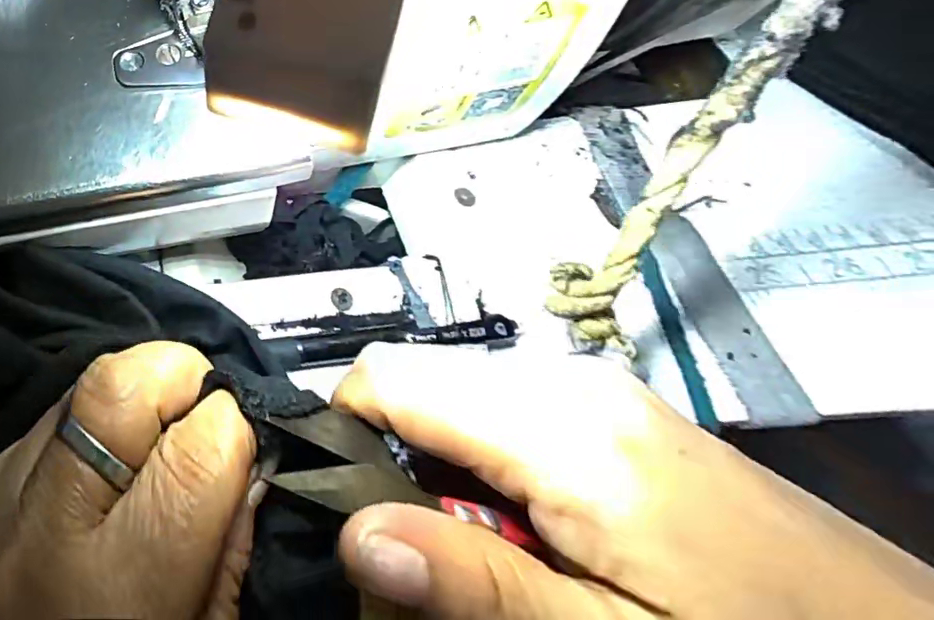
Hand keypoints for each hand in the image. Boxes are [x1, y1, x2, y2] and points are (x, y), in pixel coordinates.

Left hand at [0, 342, 265, 619]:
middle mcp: (43, 520)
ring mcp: (2, 485)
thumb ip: (226, 555)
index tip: (249, 433)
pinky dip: (98, 413)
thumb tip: (247, 460)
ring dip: (137, 388)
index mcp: (111, 590)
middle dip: (176, 373)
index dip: (232, 425)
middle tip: (207, 406)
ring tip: (164, 428)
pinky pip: (56, 410)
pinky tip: (114, 452)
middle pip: (114, 386)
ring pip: (82, 382)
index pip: (189, 458)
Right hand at [332, 343, 933, 618]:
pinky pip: (501, 405)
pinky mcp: (615, 408)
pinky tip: (535, 527)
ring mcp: (597, 388)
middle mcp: (568, 378)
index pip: (382, 376)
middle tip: (434, 551)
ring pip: (450, 391)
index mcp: (561, 423)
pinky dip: (483, 455)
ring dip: (438, 460)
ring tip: (492, 548)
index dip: (345, 433)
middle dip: (393, 455)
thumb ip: (476, 583)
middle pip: (412, 379)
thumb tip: (352, 534)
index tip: (359, 512)